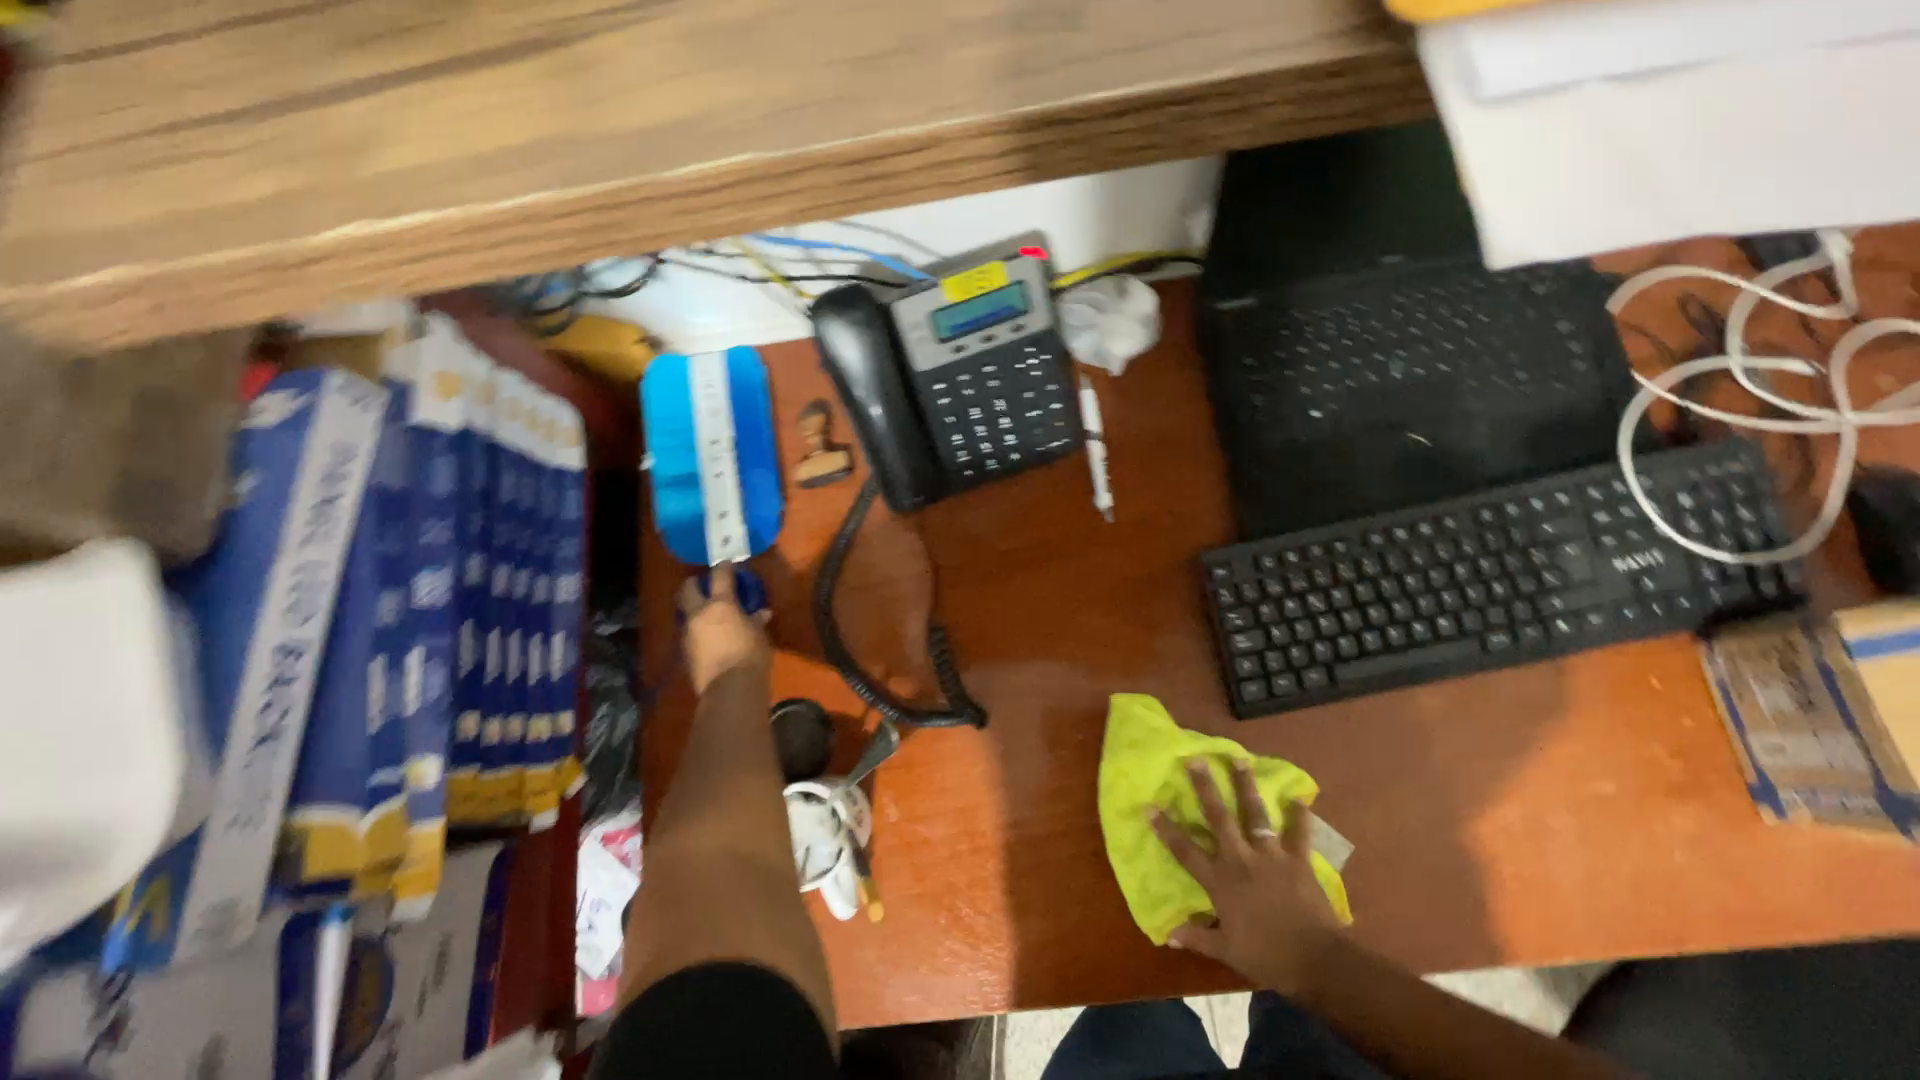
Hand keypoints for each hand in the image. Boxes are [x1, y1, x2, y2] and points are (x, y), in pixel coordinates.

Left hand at [678, 563, 771, 694]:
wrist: (729, 688)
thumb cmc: (750, 655)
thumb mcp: (758, 635)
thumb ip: (756, 621)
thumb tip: (761, 613)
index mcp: (720, 604)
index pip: (719, 576)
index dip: (724, 568)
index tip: (728, 564)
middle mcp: (699, 614)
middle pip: (687, 589)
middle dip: (695, 583)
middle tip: (706, 584)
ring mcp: (688, 633)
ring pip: (685, 612)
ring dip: (695, 609)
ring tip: (709, 615)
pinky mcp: (685, 652)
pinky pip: (690, 633)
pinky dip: (698, 630)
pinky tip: (710, 638)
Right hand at [1149, 757, 1345, 997]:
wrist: (1316, 959)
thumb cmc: (1266, 956)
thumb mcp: (1226, 951)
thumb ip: (1198, 937)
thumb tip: (1169, 934)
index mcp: (1220, 881)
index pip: (1185, 850)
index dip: (1166, 828)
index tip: (1150, 805)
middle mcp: (1241, 859)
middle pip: (1218, 817)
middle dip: (1205, 787)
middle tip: (1196, 759)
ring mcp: (1271, 855)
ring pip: (1255, 813)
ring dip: (1246, 785)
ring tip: (1240, 759)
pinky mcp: (1298, 859)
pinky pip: (1299, 832)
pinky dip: (1300, 814)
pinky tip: (1300, 796)